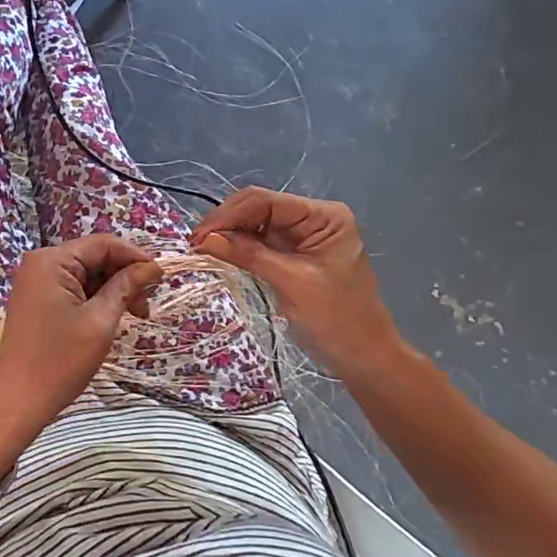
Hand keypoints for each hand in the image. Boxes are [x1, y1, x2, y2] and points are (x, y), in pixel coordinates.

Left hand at [0, 235, 162, 484]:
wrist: (19, 399)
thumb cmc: (60, 361)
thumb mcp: (100, 320)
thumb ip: (125, 287)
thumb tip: (152, 267)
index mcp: (50, 260)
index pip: (103, 243)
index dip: (135, 257)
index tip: (162, 279)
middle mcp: (38, 263)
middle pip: (93, 257)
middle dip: (123, 276)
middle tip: (146, 308)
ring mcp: (34, 282)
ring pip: (84, 274)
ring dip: (111, 290)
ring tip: (133, 317)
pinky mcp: (35, 300)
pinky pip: (71, 288)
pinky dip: (93, 299)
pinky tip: (109, 319)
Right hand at [189, 187, 406, 373]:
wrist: (361, 355)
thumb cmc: (337, 318)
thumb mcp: (292, 283)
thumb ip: (249, 255)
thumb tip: (204, 239)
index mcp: (323, 217)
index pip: (266, 201)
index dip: (229, 215)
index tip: (199, 236)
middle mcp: (310, 218)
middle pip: (256, 207)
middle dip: (224, 223)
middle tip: (195, 244)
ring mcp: (298, 235)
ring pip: (250, 223)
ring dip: (225, 234)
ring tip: (201, 249)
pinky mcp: (287, 252)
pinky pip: (253, 241)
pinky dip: (234, 246)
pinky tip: (217, 253)